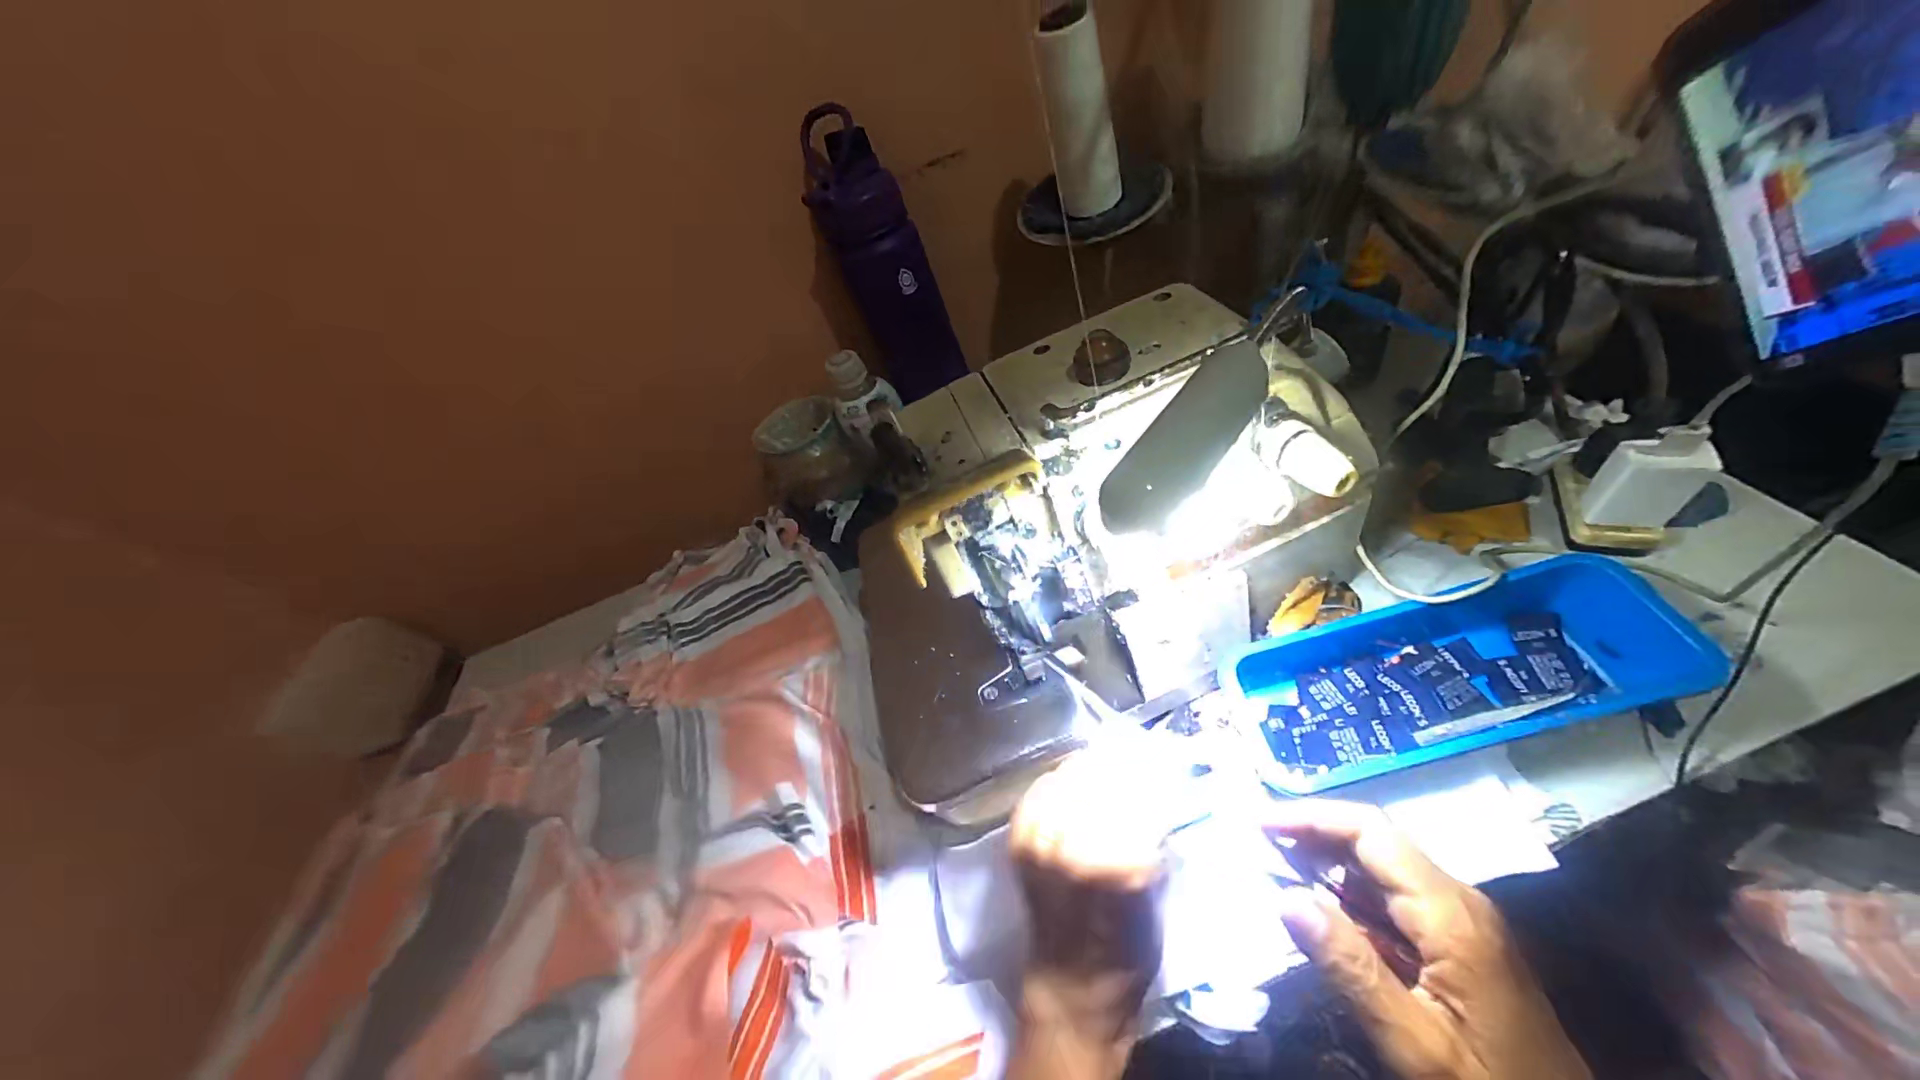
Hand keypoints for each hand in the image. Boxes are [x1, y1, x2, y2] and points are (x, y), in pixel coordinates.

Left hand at [1007, 752, 1164, 1079]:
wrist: (1071, 983)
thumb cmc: (1129, 951)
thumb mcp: (1160, 896)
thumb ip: (1158, 839)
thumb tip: (1162, 787)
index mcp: (1118, 866)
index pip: (1142, 797)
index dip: (1157, 777)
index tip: (1169, 764)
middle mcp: (1072, 845)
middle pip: (1103, 779)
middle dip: (1127, 763)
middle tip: (1142, 754)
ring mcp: (1039, 839)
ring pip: (1069, 776)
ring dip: (1093, 764)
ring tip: (1111, 757)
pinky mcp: (1018, 839)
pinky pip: (1040, 788)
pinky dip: (1060, 776)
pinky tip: (1075, 774)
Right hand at [1268, 800, 1589, 1079]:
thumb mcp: (1415, 1042)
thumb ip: (1351, 969)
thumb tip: (1286, 898)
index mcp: (1451, 914)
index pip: (1370, 833)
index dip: (1310, 818)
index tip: (1259, 823)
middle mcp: (1459, 901)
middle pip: (1375, 841)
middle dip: (1313, 835)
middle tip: (1259, 844)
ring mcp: (1463, 921)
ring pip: (1382, 868)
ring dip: (1327, 863)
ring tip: (1277, 868)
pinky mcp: (1460, 942)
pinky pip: (1395, 898)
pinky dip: (1349, 893)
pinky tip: (1321, 909)